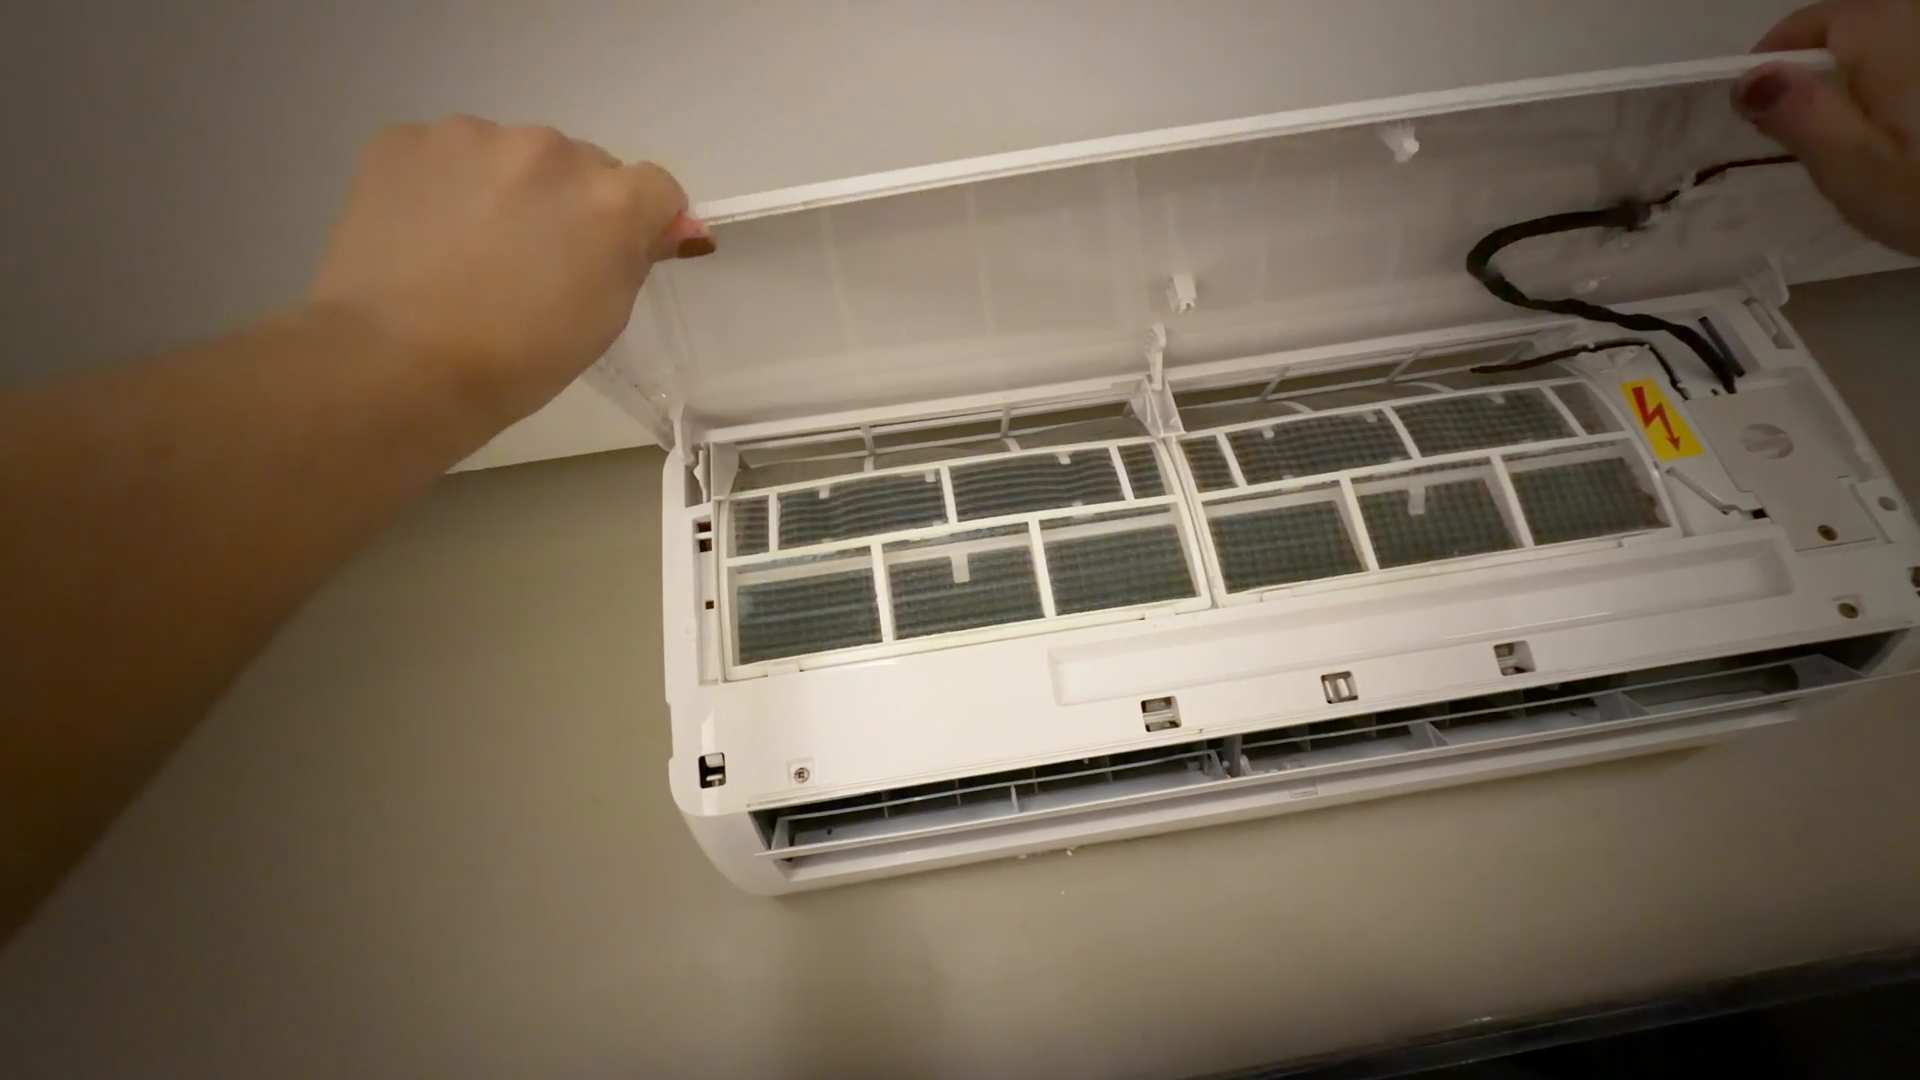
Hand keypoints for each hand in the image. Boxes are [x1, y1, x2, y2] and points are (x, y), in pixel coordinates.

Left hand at [309, 117, 710, 424]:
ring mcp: (469, 137)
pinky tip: (436, 235)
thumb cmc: (524, 358)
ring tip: (481, 248)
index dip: (650, 219)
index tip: (629, 250)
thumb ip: (636, 256)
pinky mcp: (404, 138)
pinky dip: (455, 186)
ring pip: (516, 155)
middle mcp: (548, 150)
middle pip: (586, 165)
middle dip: (577, 203)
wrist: (400, 362)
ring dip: (516, 189)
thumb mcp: (607, 315)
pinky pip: (452, 155)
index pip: (658, 186)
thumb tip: (659, 227)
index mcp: (609, 201)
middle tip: (545, 259)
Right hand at [1738, 0, 1919, 254]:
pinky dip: (1894, 84)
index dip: (1776, 52)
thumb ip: (1800, 115)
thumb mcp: (1851, 166)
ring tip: (1848, 128)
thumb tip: (1750, 78)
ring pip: (1895, 40)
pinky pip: (1913, 63)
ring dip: (1858, 73)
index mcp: (1897, 45)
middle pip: (1863, 22)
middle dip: (1819, 62)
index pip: (1822, 19)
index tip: (1750, 101)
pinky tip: (1899, 129)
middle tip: (1795, 124)